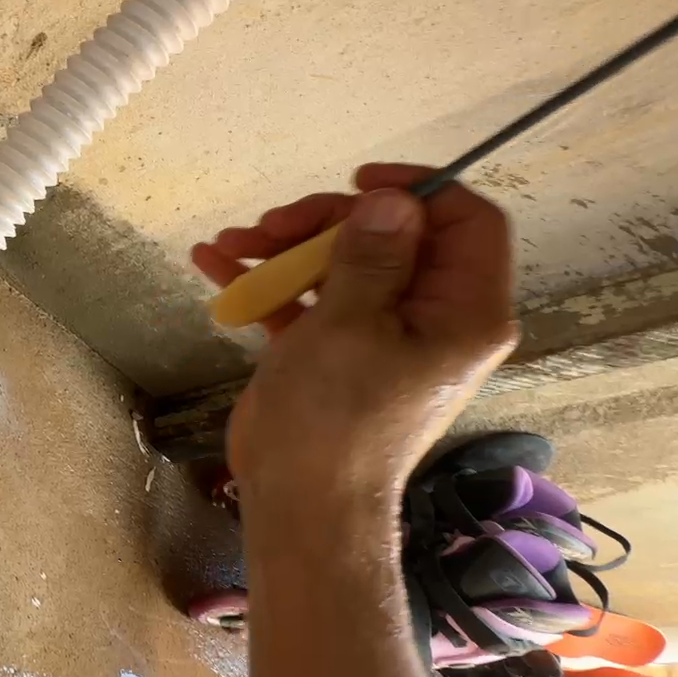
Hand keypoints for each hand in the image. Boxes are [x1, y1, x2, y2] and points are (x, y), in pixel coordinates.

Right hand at [190, 164, 518, 516]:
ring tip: (226, 245)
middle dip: (321, 224)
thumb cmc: (333, 414)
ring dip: (279, 249)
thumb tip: (391, 200)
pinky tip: (212, 264)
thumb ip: (370, 260)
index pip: (465, 223)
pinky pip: (300, 298)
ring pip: (334, 265)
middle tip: (266, 227)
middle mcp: (424, 315)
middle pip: (384, 238)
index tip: (352, 183)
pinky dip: (261, 280)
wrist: (298, 493)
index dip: (416, 191)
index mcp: (461, 310)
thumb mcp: (349, 327)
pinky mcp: (325, 348)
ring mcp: (371, 332)